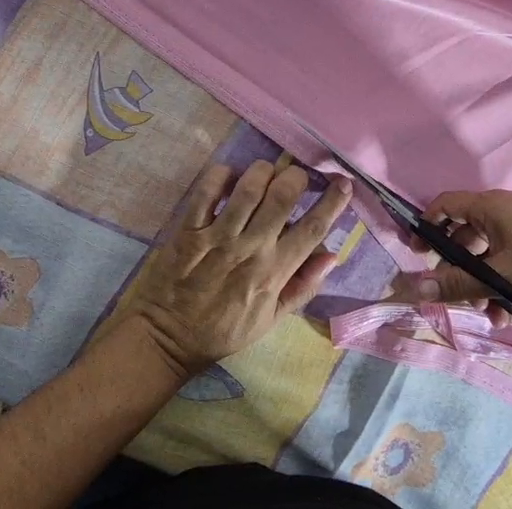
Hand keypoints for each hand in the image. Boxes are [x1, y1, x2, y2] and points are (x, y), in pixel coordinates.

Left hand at [114, 160, 351, 379]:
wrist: (168, 339)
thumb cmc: (223, 330)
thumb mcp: (271, 320)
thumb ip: (302, 286)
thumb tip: (331, 255)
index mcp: (273, 272)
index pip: (312, 229)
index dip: (332, 201)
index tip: (343, 182)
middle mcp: (250, 249)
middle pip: (283, 197)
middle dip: (296, 177)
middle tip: (295, 176)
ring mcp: (217, 237)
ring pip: (248, 187)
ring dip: (262, 172)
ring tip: (265, 173)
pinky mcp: (188, 229)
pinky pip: (207, 190)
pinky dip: (221, 175)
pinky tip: (229, 176)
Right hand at [406, 190, 511, 316]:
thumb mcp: (502, 278)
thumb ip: (457, 283)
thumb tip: (415, 286)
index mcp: (493, 206)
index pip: (446, 204)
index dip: (425, 226)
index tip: (414, 254)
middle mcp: (507, 208)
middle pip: (465, 230)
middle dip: (455, 264)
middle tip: (449, 292)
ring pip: (488, 248)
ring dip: (480, 279)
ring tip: (484, 312)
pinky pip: (508, 255)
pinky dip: (501, 279)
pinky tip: (507, 313)